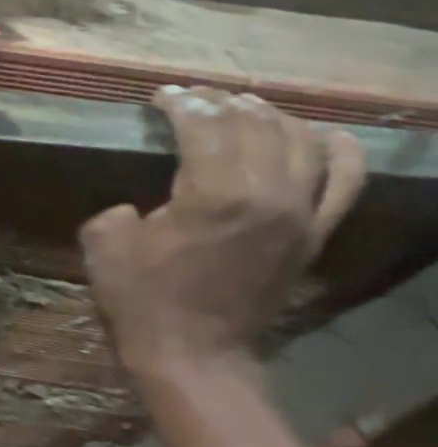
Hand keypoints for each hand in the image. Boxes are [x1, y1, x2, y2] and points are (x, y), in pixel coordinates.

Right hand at [80, 86, 365, 376]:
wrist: (192, 351)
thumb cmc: (139, 299)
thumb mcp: (103, 245)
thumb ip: (119, 209)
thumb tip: (137, 206)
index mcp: (214, 194)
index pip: (205, 127)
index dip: (182, 104)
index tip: (161, 95)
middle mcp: (269, 194)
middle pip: (256, 127)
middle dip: (222, 104)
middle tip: (194, 98)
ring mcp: (301, 213)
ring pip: (302, 142)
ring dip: (271, 117)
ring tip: (244, 109)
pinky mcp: (315, 233)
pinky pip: (343, 179)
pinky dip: (335, 149)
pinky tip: (317, 135)